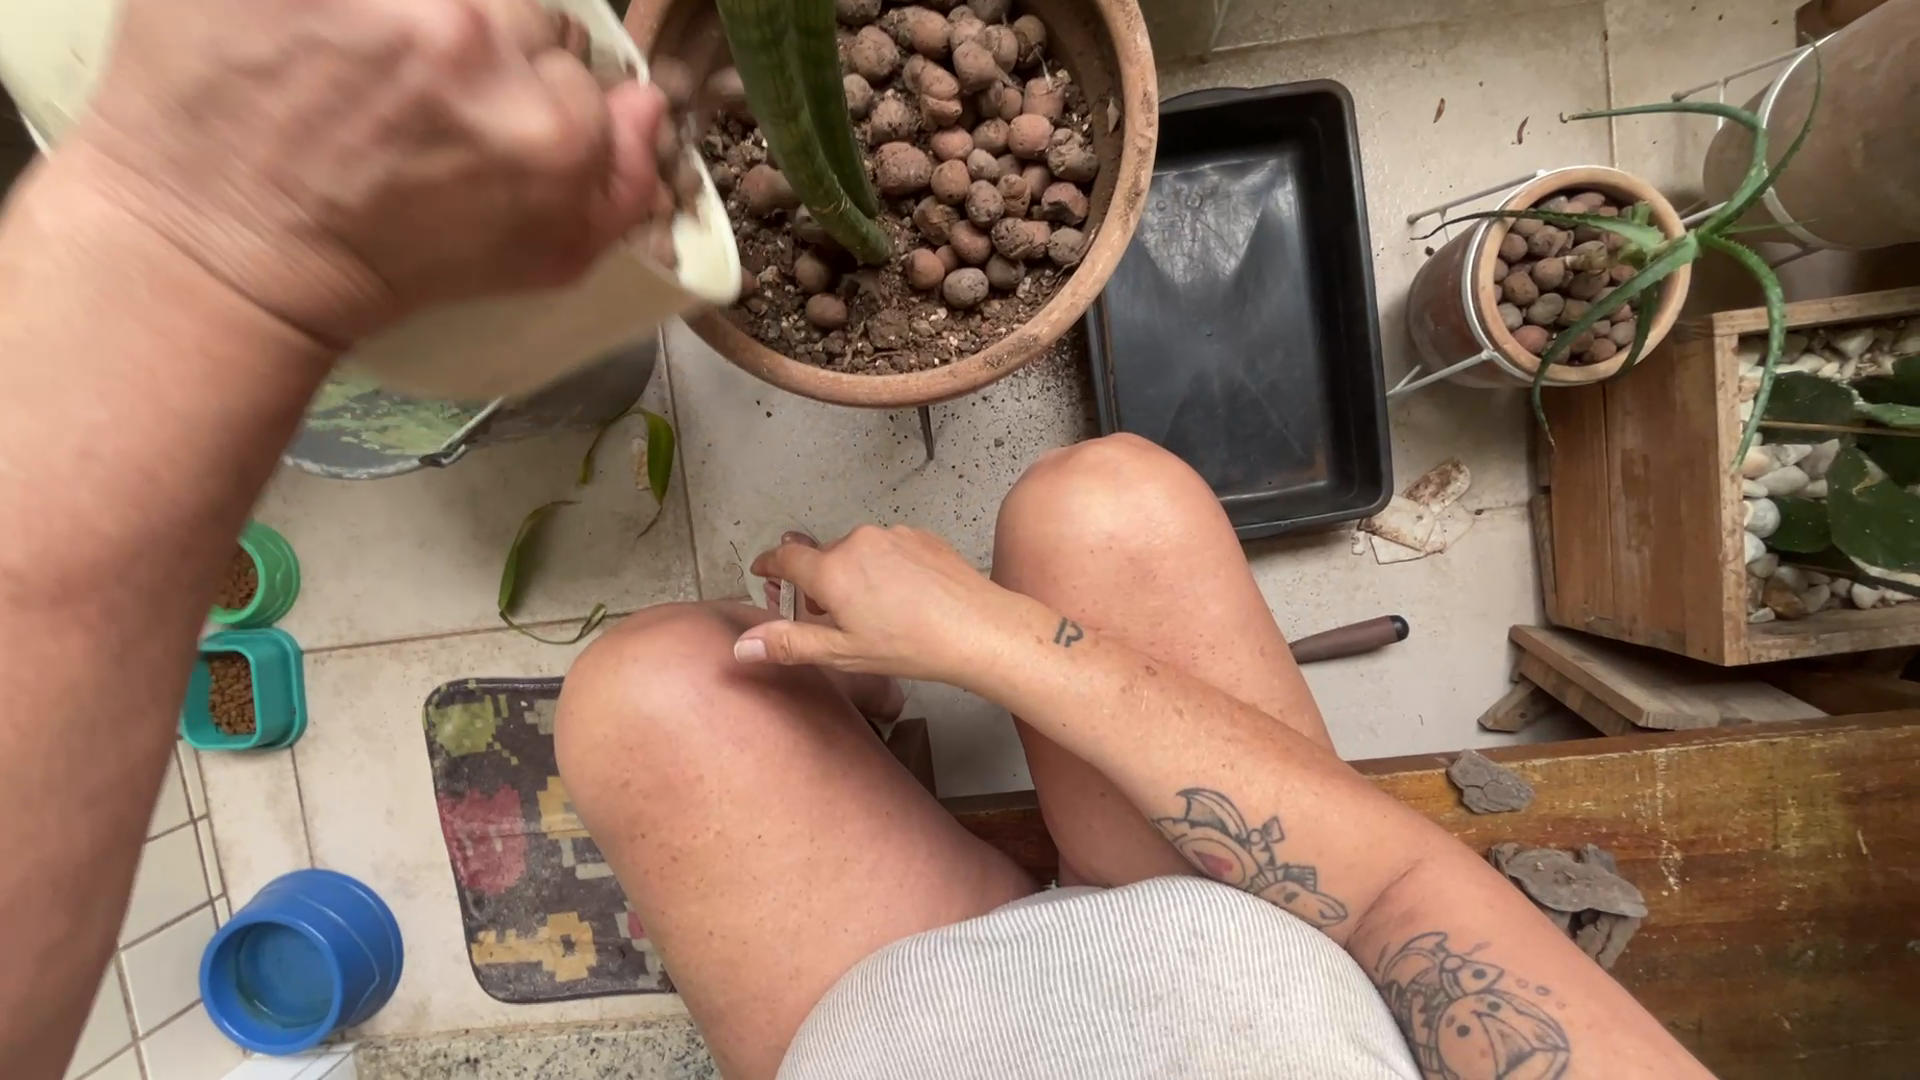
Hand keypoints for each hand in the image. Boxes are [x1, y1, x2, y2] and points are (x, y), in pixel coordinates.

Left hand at [58, 0, 668, 344]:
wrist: (254, 242)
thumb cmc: (418, 262)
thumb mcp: (551, 258)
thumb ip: (622, 186)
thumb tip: (648, 102)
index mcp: (553, 129)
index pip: (584, 77)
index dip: (551, 106)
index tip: (508, 135)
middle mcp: (482, 43)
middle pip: (529, 16)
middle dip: (501, 55)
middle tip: (444, 98)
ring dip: (442, 25)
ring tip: (390, 67)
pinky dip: (373, 15)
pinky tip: (349, 45)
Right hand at [735, 525, 1052, 684]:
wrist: (977, 628)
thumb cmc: (913, 644)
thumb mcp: (843, 653)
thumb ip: (789, 643)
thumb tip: (744, 644)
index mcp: (832, 570)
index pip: (786, 557)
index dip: (770, 564)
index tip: (763, 569)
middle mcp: (859, 542)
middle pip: (825, 557)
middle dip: (821, 583)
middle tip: (834, 618)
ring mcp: (893, 535)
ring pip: (858, 552)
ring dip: (855, 574)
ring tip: (877, 612)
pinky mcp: (920, 535)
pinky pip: (889, 547)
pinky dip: (886, 566)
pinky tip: (904, 597)